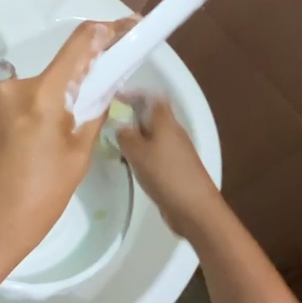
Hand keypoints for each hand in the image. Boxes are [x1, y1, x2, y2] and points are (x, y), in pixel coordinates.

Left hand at [0, 19, 130, 275]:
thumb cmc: (34, 203)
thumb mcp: (76, 159)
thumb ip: (90, 114)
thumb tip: (104, 84)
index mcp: (40, 94)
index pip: (80, 43)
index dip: (109, 32)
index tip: (129, 30)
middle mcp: (11, 88)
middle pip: (57, 73)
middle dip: (78, 90)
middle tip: (88, 126)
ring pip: (36, 94)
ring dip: (53, 109)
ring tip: (54, 154)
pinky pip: (17, 109)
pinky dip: (32, 121)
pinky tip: (32, 157)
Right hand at [116, 97, 224, 241]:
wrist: (193, 208)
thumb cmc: (165, 174)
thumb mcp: (138, 152)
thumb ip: (125, 135)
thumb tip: (120, 125)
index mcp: (166, 122)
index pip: (152, 98)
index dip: (134, 94)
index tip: (114, 98)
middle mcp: (173, 132)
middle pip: (151, 117)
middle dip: (131, 117)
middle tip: (108, 123)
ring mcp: (176, 151)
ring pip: (152, 136)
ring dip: (135, 137)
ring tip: (114, 144)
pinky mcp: (175, 168)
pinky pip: (154, 153)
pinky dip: (141, 154)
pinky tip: (129, 163)